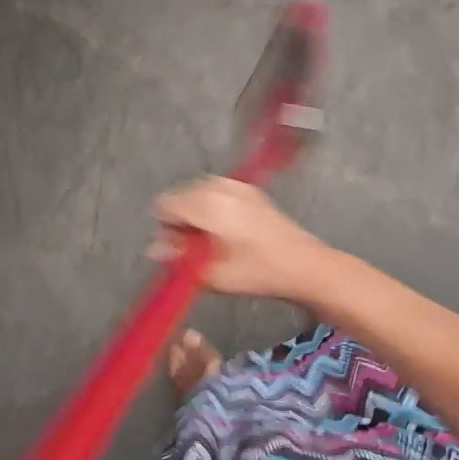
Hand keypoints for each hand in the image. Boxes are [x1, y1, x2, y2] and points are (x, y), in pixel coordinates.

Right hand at [151, 177, 332, 302]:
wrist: (305, 265)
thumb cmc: (258, 271)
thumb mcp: (213, 274)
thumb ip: (178, 260)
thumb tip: (153, 249)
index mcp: (207, 204)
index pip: (166, 205)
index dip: (166, 228)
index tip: (177, 249)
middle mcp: (219, 187)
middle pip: (181, 197)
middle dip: (181, 221)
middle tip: (194, 250)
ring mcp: (237, 186)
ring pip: (199, 194)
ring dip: (197, 215)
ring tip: (211, 243)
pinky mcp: (250, 192)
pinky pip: (217, 193)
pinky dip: (213, 208)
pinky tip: (226, 232)